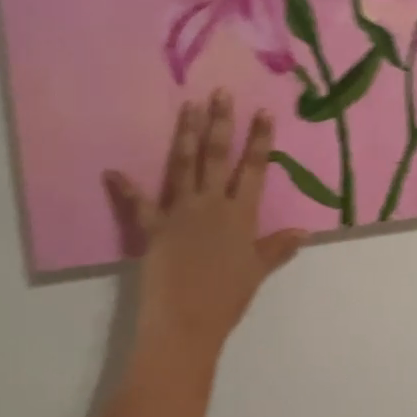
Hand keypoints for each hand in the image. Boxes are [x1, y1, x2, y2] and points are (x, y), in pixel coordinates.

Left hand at [107, 91, 306, 355]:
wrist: (187, 324)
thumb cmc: (226, 300)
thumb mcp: (257, 272)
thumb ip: (278, 248)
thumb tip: (305, 230)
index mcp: (241, 215)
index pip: (254, 169)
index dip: (260, 140)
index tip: (263, 111)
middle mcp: (212, 205)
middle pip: (217, 156)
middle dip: (221, 122)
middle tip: (220, 92)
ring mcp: (181, 213)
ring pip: (184, 165)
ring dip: (186, 134)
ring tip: (188, 105)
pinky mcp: (153, 229)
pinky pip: (137, 205)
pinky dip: (123, 189)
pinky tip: (111, 171)